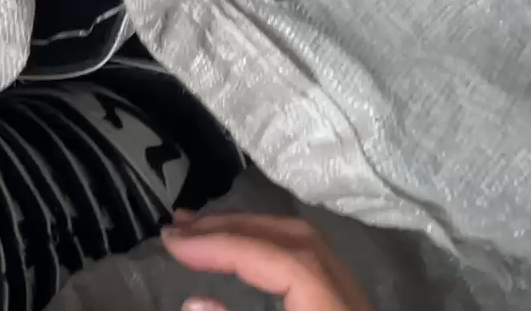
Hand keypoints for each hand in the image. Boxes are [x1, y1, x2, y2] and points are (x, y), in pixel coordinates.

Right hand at [162, 210, 371, 310]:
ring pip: (307, 244)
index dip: (226, 247)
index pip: (288, 263)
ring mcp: (357, 305)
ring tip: (196, 230)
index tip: (174, 244)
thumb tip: (193, 301)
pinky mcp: (348, 309)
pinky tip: (237, 252)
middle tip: (178, 228)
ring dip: (245, 229)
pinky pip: (312, 261)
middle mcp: (356, 304)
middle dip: (231, 228)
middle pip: (298, 241)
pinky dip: (266, 245)